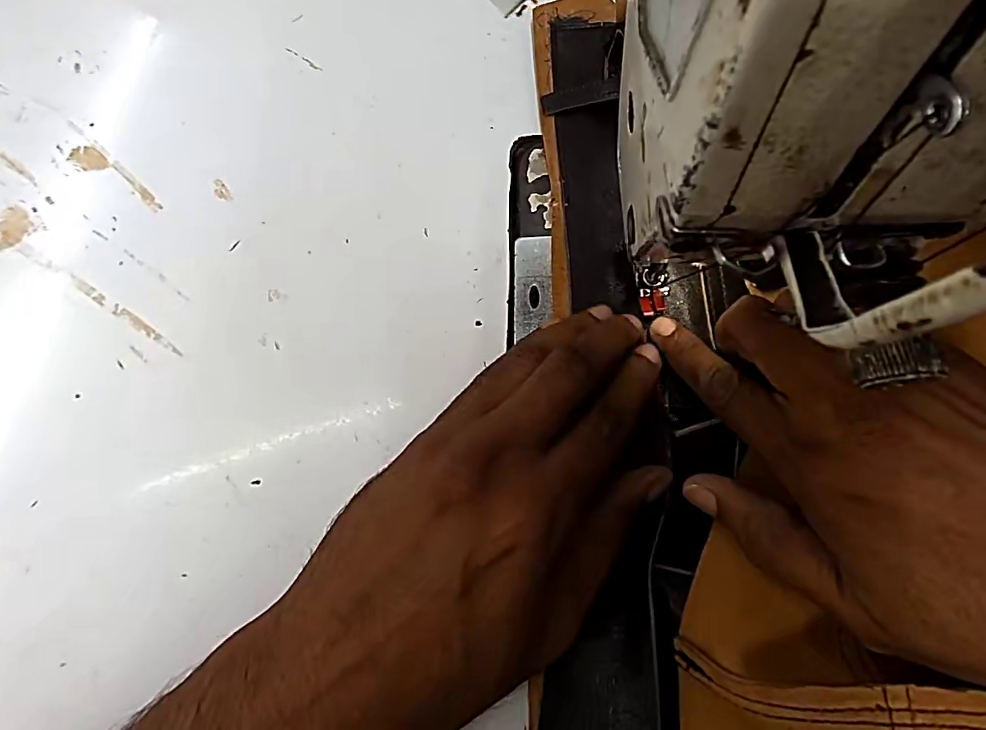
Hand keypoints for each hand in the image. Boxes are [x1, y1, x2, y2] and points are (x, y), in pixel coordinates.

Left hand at [138, 306, 670, 729]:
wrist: (336, 665)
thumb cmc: (440, 659)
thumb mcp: (549, 622)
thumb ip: (605, 540)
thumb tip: (644, 485)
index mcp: (536, 508)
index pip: (603, 423)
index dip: (633, 385)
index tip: (649, 364)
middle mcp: (496, 460)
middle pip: (565, 375)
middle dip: (605, 342)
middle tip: (629, 327)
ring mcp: (453, 443)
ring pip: (521, 365)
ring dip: (563, 335)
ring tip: (592, 320)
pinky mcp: (422, 441)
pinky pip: (481, 381)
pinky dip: (517, 354)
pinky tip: (535, 348)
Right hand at [653, 297, 985, 729]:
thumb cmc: (978, 610)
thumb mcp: (858, 603)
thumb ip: (769, 536)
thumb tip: (702, 489)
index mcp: (815, 466)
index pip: (729, 394)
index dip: (691, 358)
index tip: (665, 330)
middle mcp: (845, 404)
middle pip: (765, 331)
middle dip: (735, 320)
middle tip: (726, 326)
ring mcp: (898, 372)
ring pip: (817, 321)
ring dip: (791, 323)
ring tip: (790, 339)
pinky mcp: (948, 358)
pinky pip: (877, 331)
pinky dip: (853, 337)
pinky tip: (866, 360)